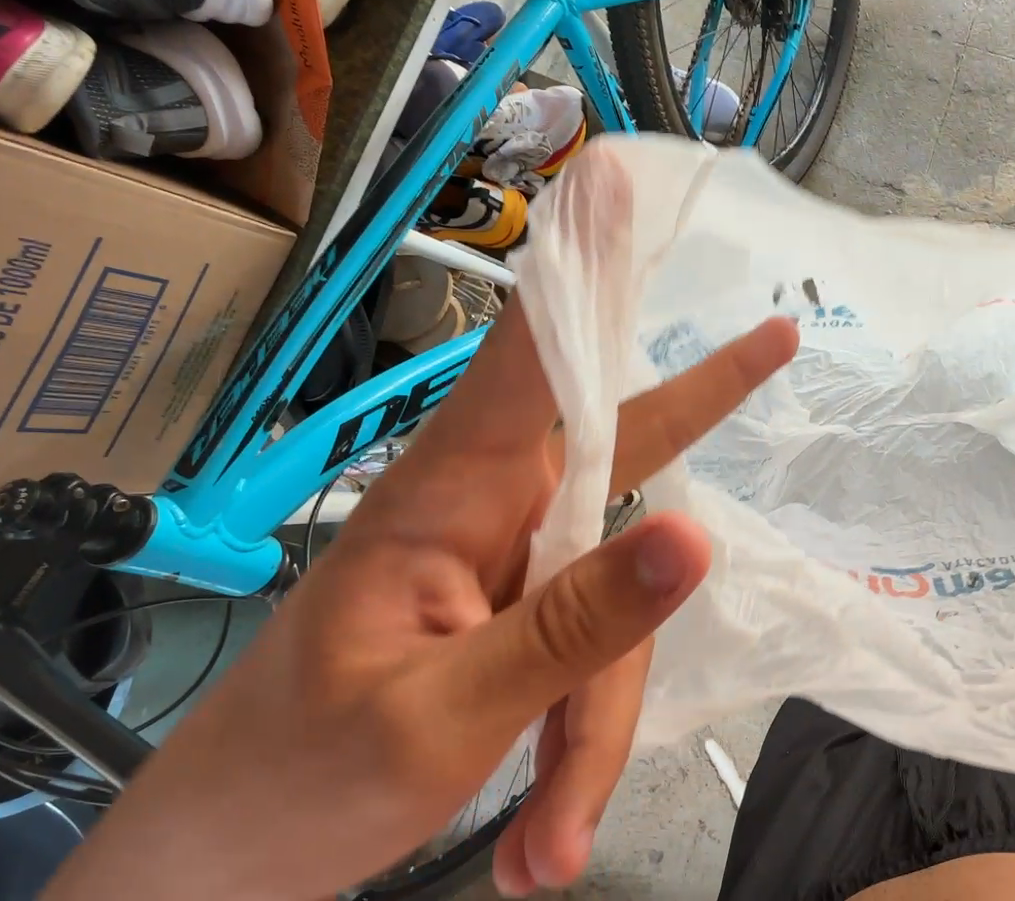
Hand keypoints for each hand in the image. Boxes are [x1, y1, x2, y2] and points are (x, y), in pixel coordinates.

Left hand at [42, 303, 797, 900]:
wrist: (235, 858)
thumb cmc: (300, 774)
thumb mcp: (442, 712)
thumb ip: (574, 624)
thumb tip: (697, 535)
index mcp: (455, 490)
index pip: (532, 353)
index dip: (582, 267)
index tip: (620, 181)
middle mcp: (499, 504)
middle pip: (625, 464)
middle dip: (700, 409)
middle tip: (779, 338)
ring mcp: (523, 560)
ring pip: (621, 597)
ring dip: (594, 728)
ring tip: (546, 842)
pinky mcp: (535, 611)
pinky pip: (601, 651)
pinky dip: (583, 743)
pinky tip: (547, 834)